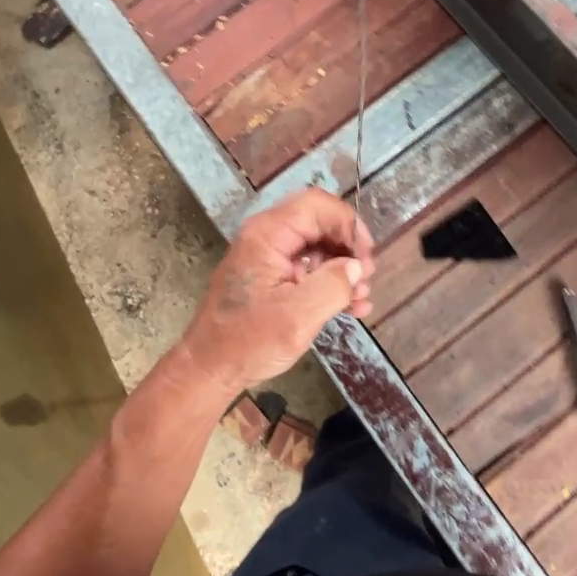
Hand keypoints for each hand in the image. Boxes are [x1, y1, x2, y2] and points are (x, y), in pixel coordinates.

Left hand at [177, 189, 374, 394]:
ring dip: (343, 267)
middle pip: (319, 222)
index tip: (366, 257)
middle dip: (348, 248)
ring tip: (361, 298)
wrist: (209, 370)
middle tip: (366, 279)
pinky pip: (308, 266)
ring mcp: (268, 256)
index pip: (317, 206)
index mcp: (267, 235)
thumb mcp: (298, 316)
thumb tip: (357, 267)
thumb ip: (333, 285)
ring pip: (317, 245)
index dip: (348, 224)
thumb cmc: (248, 342)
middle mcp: (266, 236)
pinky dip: (330, 282)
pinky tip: (350, 306)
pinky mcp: (271, 276)